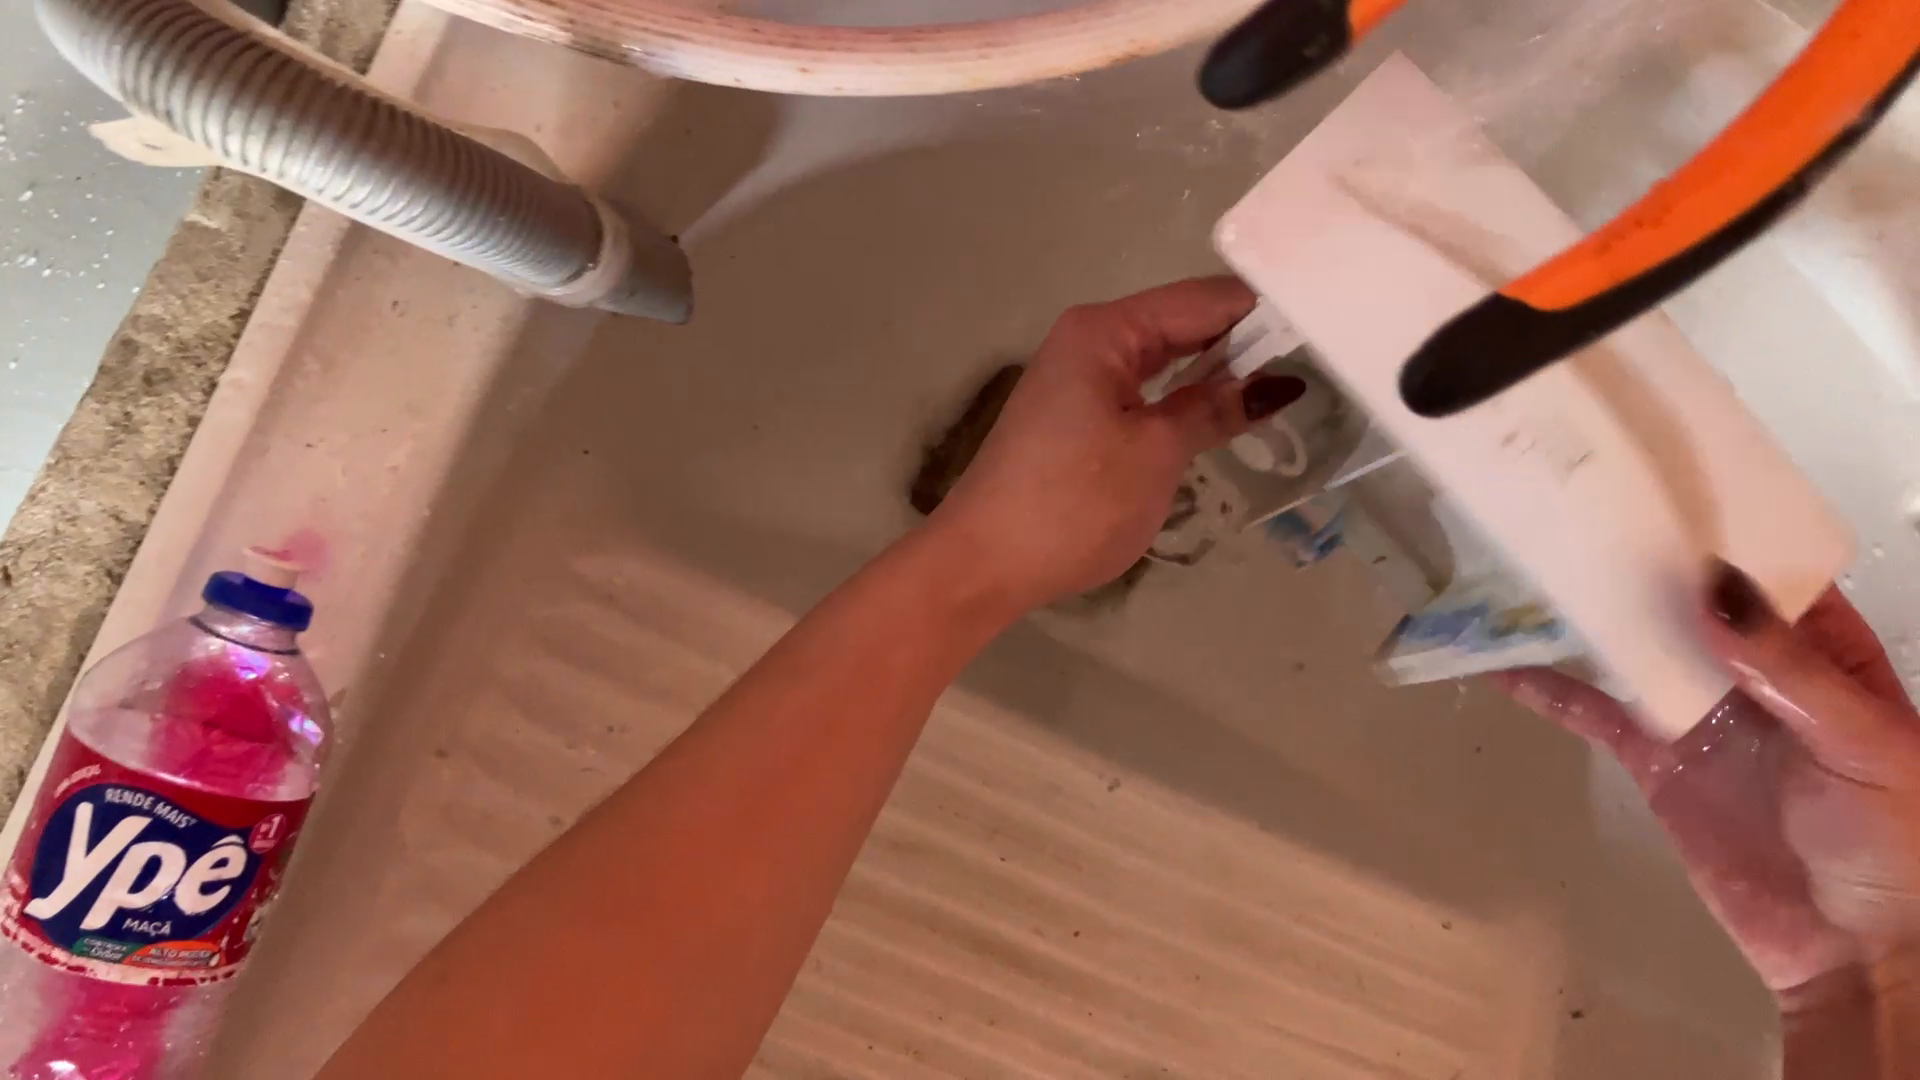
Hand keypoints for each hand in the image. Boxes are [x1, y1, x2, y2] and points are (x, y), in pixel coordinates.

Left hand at [928, 276, 1288, 611]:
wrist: (983, 562)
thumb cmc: (1072, 503)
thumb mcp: (1155, 453)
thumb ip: (1213, 409)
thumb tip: (1275, 383)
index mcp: (1105, 330)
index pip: (1202, 299)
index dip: (1263, 313)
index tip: (1327, 331)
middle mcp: (1086, 342)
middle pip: (1181, 326)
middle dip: (1241, 345)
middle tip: (1318, 364)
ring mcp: (1075, 382)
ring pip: (1160, 363)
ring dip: (1211, 377)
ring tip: (1282, 393)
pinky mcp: (1070, 420)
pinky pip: (1138, 395)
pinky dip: (1176, 403)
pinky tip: (1215, 419)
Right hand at [1492, 565, 1919, 1011]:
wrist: (1850, 948)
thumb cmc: (1887, 843)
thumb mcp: (1863, 748)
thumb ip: (1789, 670)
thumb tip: (1708, 586)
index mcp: (1824, 662)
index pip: (1772, 581)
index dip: (1724, 538)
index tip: (1661, 498)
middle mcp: (1752, 676)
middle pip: (1685, 607)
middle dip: (1638, 569)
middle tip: (1572, 526)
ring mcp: (1694, 712)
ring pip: (1628, 649)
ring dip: (1581, 621)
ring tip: (1523, 581)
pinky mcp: (1649, 753)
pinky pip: (1589, 709)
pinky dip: (1543, 688)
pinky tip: (1499, 665)